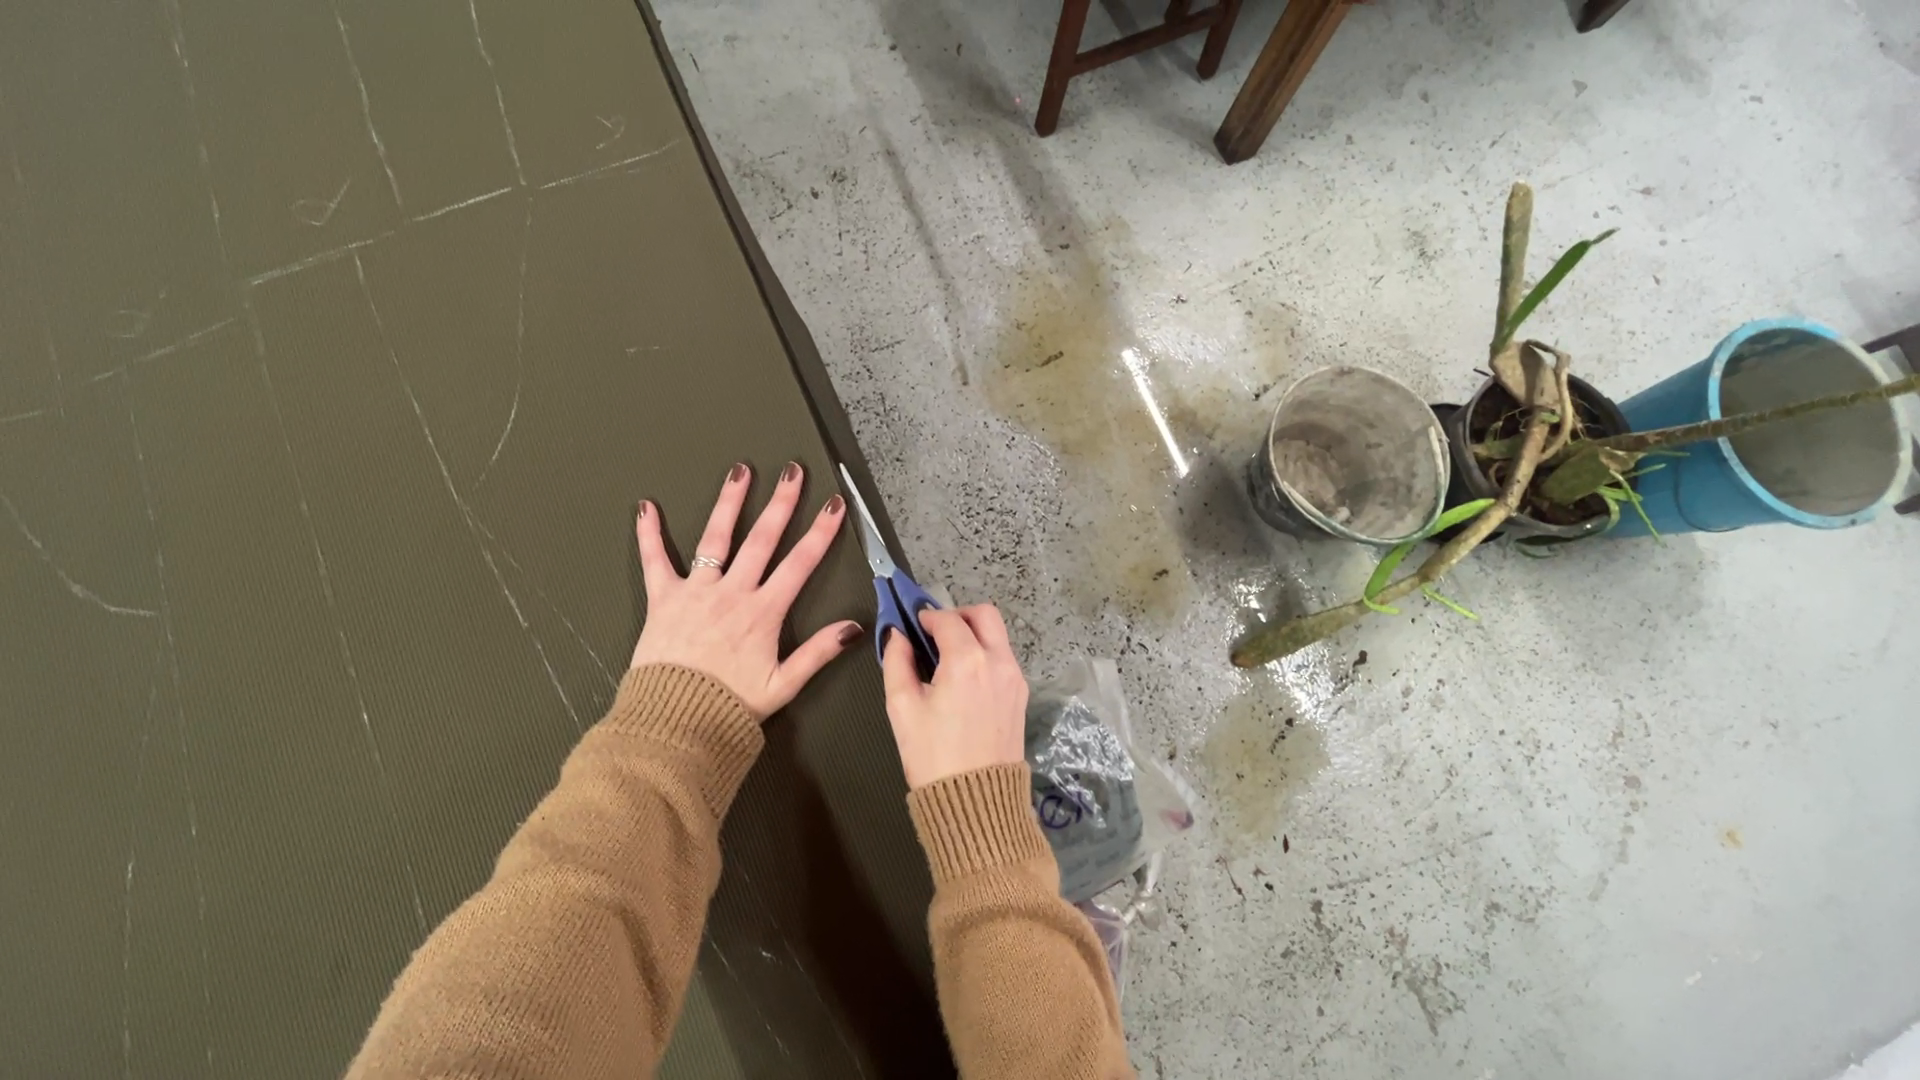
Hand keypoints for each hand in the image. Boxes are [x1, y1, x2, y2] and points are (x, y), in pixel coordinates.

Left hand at [632, 461, 859, 719]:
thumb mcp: (783, 685)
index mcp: (763, 612)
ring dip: (729, 502)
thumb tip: (854, 627)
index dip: (820, 532)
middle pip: (761, 539)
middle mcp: (732, 592)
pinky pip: (654, 561)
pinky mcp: (662, 598)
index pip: (799, 564)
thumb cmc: (731, 704)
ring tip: (739, 471)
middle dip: (781, 503)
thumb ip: (818, 653)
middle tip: (793, 471)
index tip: (833, 505)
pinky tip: (646, 506)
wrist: (675, 719)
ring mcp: (696, 590)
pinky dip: (648, 534)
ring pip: (715, 538)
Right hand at [880, 605, 1028, 789]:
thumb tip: (898, 636)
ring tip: (948, 657)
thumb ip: (897, 662)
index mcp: (967, 661)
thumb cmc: (932, 755)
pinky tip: (965, 678)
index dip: (927, 616)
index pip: (948, 620)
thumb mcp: (902, 707)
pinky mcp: (1021, 696)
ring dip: (975, 634)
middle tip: (936, 631)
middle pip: (985, 615)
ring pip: (998, 636)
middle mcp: (998, 662)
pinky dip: (986, 655)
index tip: (913, 623)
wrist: (974, 802)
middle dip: (959, 615)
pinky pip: (1004, 659)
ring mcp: (1015, 678)